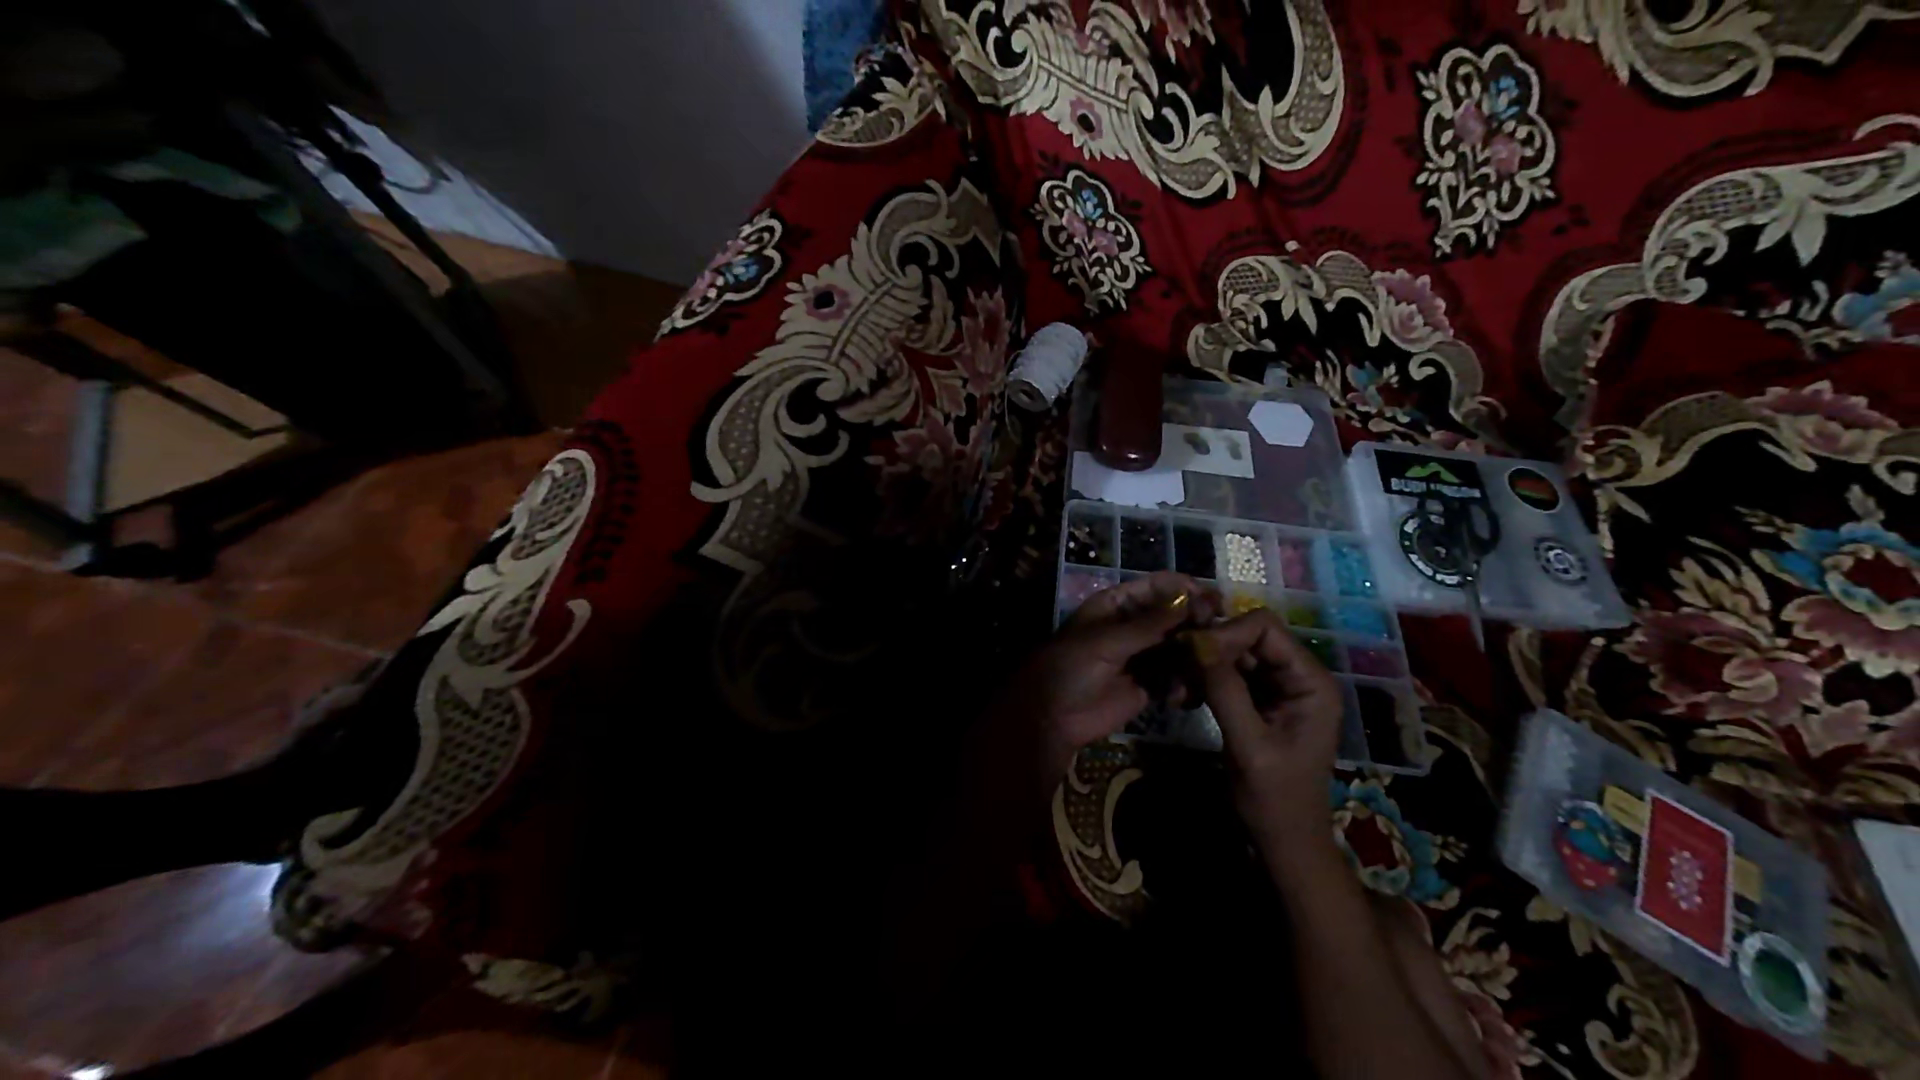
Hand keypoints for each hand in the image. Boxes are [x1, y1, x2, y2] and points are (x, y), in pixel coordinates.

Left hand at [999, 571, 1219, 791]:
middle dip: (1197, 623)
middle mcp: (1134, 625)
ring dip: (1195, 654)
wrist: (1052, 717)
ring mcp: (1143, 655)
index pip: (1158, 587)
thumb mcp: (1106, 642)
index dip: (1185, 589)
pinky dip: (1185, 682)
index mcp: (1117, 604)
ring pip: (1181, 646)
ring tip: (1205, 667)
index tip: (1212, 600)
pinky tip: (1182, 694)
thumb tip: (1190, 601)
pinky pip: (1178, 676)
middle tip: (1217, 635)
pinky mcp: (1150, 684)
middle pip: (1175, 615)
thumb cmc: (1071, 668)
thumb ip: (1149, 624)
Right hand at [1185, 609, 1343, 855]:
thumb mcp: (1249, 746)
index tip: (1190, 655)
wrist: (1285, 840)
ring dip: (1201, 666)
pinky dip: (1203, 681)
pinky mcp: (1260, 699)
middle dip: (1209, 650)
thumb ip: (1226, 691)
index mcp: (1310, 682)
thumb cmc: (1275, 799)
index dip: (1226, 633)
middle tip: (1175, 672)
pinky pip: (1227, 674)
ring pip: (1232, 654)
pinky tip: (1183, 698)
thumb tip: (1197, 642)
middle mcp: (1298, 675)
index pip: (1264, 628)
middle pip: (1247, 636)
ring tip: (1176, 691)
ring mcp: (1279, 687)